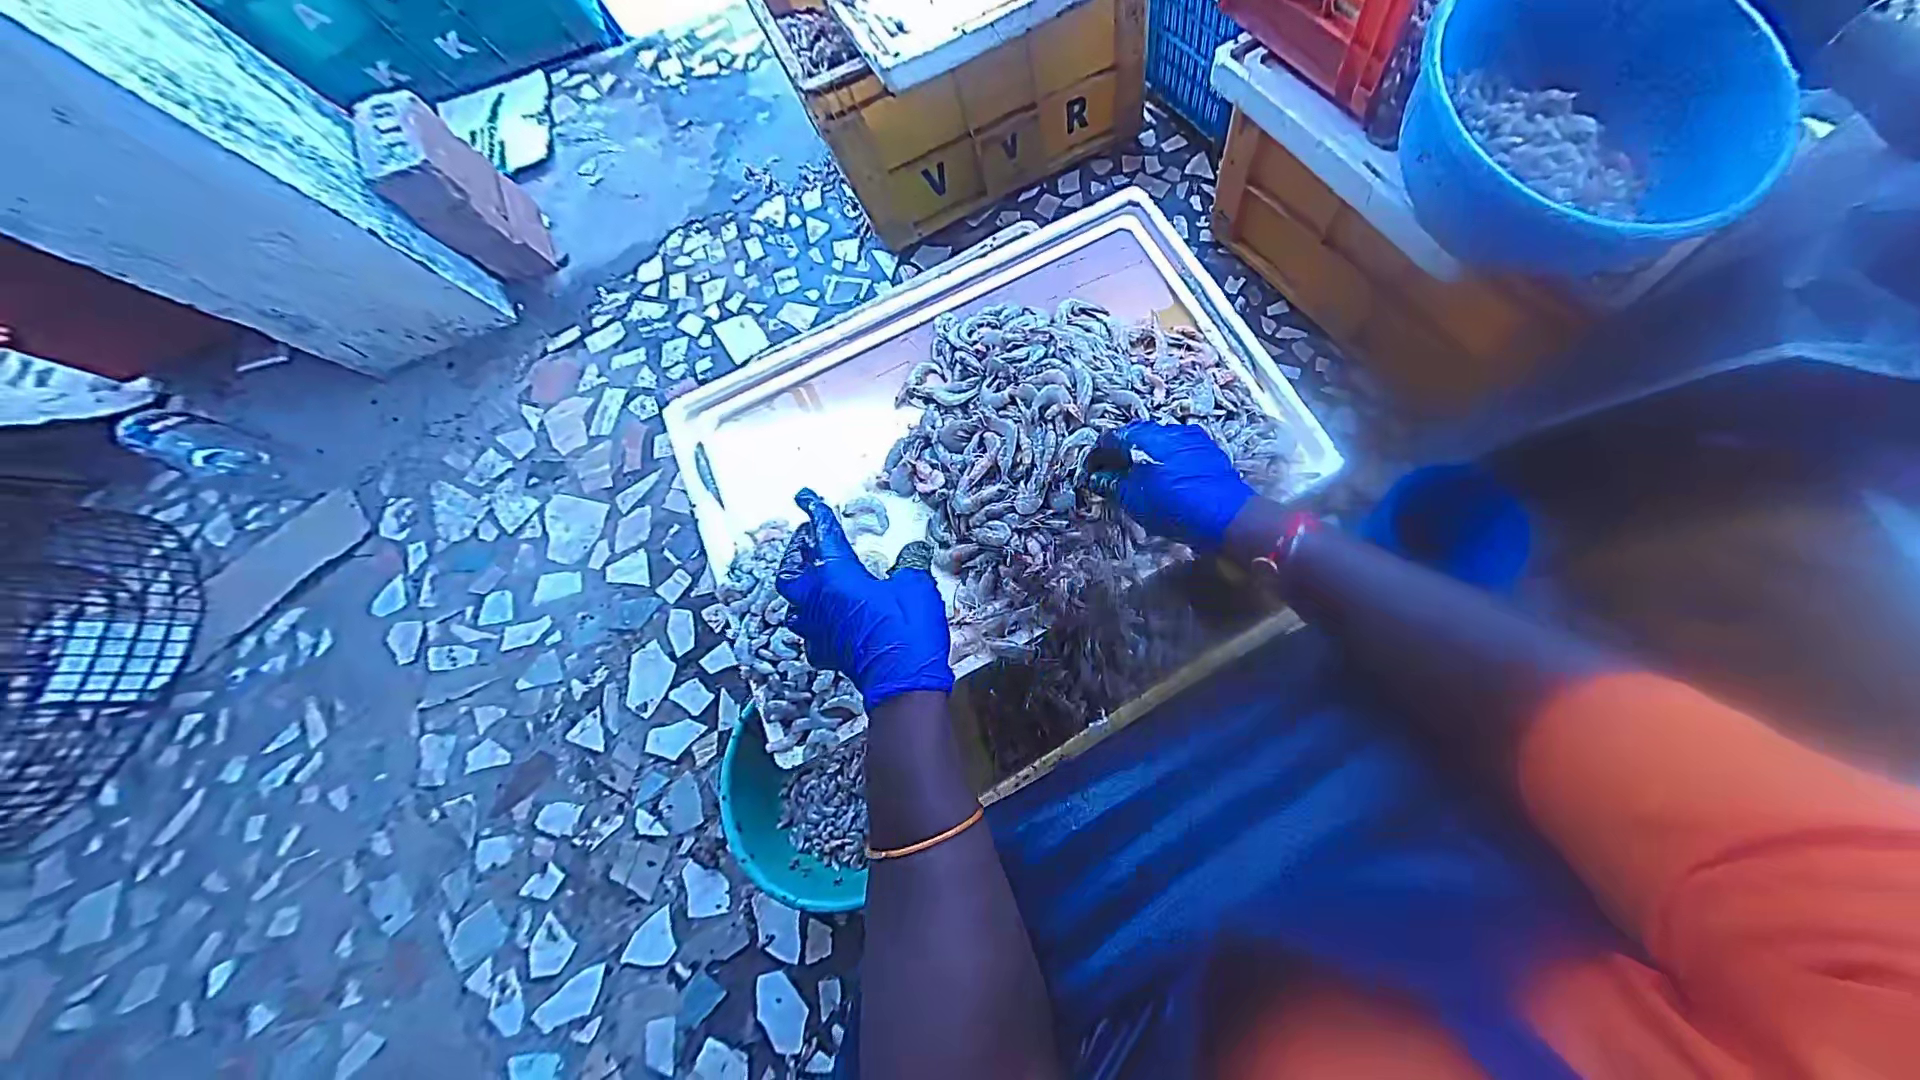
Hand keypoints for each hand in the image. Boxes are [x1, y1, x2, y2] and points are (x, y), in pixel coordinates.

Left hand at [775, 488, 953, 709]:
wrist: (904, 684)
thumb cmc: (906, 630)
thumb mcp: (915, 586)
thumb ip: (909, 564)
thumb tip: (911, 553)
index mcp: (835, 578)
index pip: (821, 537)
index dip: (816, 514)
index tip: (806, 499)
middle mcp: (817, 603)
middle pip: (790, 573)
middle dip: (796, 552)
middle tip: (806, 540)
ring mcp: (819, 631)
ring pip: (794, 605)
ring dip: (801, 588)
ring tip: (813, 578)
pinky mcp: (828, 653)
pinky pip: (811, 633)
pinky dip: (815, 621)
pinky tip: (827, 619)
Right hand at [1093, 422, 1253, 548]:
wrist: (1227, 517)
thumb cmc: (1174, 505)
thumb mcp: (1133, 498)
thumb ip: (1112, 483)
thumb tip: (1098, 477)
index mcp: (1146, 436)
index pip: (1112, 438)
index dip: (1097, 455)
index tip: (1092, 471)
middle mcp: (1168, 430)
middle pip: (1135, 437)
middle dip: (1120, 455)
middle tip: (1110, 475)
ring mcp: (1190, 439)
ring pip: (1157, 443)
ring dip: (1142, 458)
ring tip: (1135, 480)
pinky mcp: (1206, 452)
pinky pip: (1175, 451)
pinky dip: (1162, 462)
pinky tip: (1161, 482)